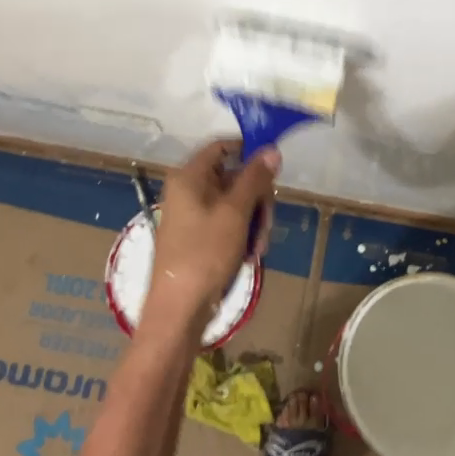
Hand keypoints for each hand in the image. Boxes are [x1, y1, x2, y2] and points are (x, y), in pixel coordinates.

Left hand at [142, 139, 281, 331]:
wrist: (180, 308)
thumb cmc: (205, 254)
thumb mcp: (235, 213)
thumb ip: (255, 179)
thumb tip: (272, 149)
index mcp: (188, 177)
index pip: (222, 146)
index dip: (249, 151)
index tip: (275, 168)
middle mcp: (187, 190)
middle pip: (233, 177)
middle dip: (257, 198)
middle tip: (268, 220)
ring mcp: (192, 215)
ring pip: (235, 203)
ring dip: (253, 221)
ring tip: (258, 246)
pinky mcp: (198, 237)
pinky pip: (227, 223)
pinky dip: (242, 235)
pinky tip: (250, 254)